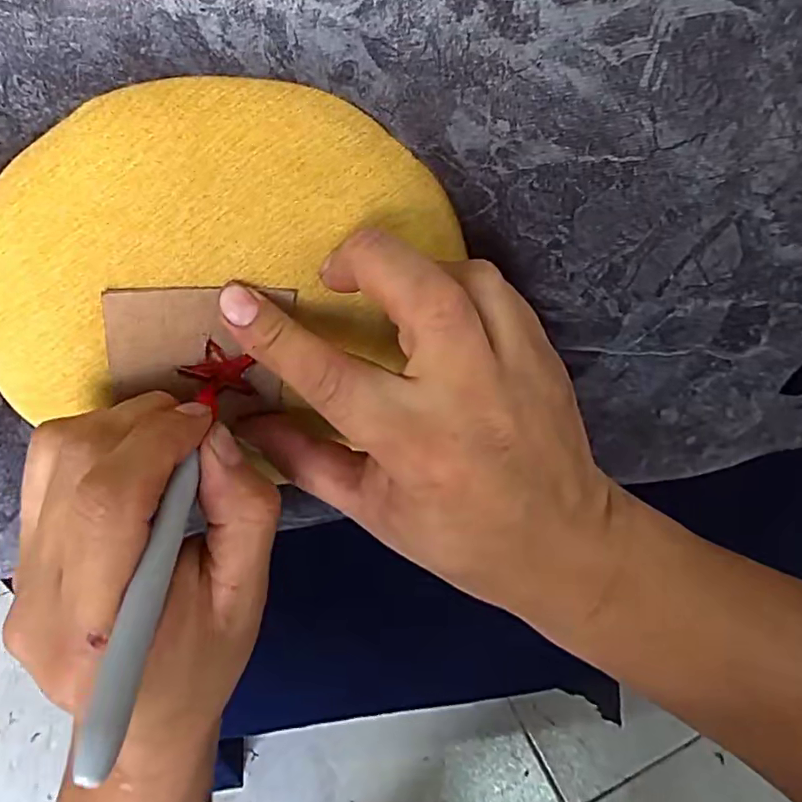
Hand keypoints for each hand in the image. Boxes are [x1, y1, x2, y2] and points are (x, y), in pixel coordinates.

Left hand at [4, 393, 280, 785]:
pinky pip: (46, 469)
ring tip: (163, 440)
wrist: (139, 727)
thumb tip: (212, 435)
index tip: (204, 421)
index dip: (157, 442)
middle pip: (75, 464)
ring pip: (54, 454)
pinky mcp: (15, 560)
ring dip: (116, 426)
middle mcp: (38, 602)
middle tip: (191, 426)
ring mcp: (17, 580)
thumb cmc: (201, 667)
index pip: (107, 501)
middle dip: (141, 423)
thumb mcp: (247, 594)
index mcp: (96, 632)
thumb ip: (243, 511)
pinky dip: (93, 443)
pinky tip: (129, 460)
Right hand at [224, 228, 626, 626]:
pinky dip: (453, 280)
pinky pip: (493, 287)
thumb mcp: (370, 508)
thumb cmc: (456, 536)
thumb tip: (246, 422)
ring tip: (386, 291)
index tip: (236, 298)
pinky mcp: (541, 351)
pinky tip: (436, 305)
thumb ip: (304, 457)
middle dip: (362, 257)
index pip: (330, 374)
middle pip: (418, 290)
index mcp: (413, 441)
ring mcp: (514, 366)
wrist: (565, 544)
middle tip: (332, 273)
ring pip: (462, 275)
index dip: (275, 332)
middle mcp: (465, 393)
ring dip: (412, 268)